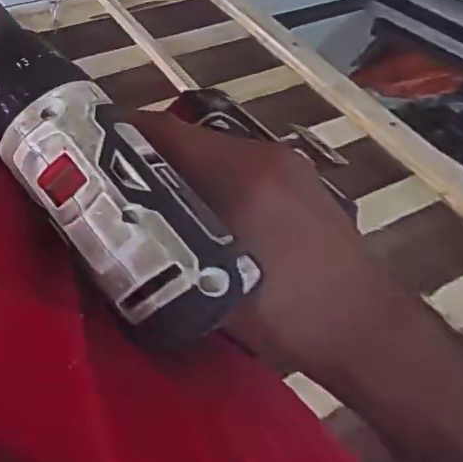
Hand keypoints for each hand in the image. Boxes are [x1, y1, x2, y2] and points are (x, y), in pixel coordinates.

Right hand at [121, 111, 416, 371]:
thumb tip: (117, 232)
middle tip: (114, 176)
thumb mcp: (214, 288)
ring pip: (216, 151)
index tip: (90, 142)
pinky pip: (241, 165)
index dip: (124, 131)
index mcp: (243, 174)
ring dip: (183, 165)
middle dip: (149, 152)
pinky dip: (213, 176)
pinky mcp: (301, 181)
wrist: (371, 330)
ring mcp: (288, 165)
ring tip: (154, 195)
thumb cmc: (289, 315)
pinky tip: (205, 209)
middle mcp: (265, 155)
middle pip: (190, 138)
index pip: (168, 133)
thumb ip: (164, 250)